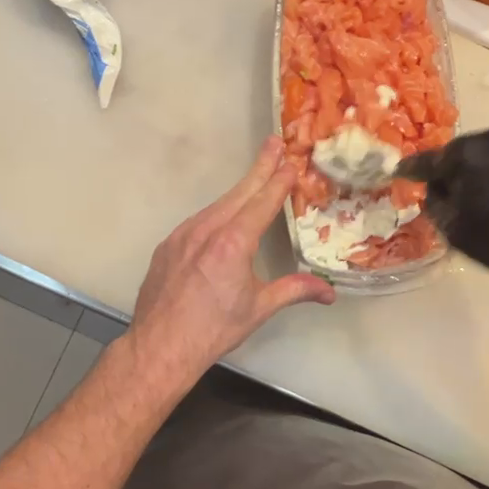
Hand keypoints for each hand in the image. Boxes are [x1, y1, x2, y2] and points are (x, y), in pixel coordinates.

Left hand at [122, 137, 336, 387]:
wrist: (159, 346)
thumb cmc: (213, 329)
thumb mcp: (258, 309)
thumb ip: (294, 291)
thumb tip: (329, 292)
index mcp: (233, 242)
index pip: (262, 202)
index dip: (279, 180)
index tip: (291, 161)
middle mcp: (206, 229)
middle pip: (239, 192)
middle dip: (260, 167)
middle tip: (274, 143)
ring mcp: (182, 235)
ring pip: (217, 205)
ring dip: (239, 191)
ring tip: (255, 178)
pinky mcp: (168, 245)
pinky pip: (198, 221)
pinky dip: (216, 212)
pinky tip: (223, 216)